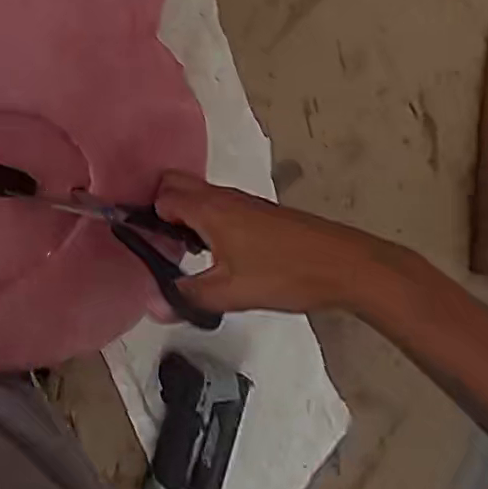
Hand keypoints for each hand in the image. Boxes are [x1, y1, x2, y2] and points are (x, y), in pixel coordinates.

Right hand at [153, 171, 414, 314]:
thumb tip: (152, 304)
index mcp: (209, 209)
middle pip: (176, 183)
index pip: (162, 197)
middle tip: (160, 244)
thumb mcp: (231, 292)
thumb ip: (188, 296)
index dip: (148, 218)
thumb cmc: (282, 273)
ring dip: (183, 214)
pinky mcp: (257, 212)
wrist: (341, 263)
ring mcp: (242, 201)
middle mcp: (222, 196)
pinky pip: (216, 204)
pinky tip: (215, 254)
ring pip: (198, 194)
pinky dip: (204, 219)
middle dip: (160, 205)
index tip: (147, 246)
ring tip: (184, 253)